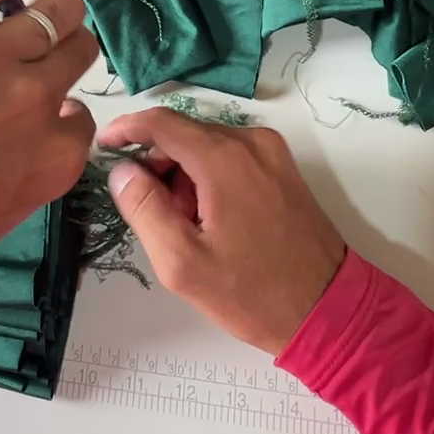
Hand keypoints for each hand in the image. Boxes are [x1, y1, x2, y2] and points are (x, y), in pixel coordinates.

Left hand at [0, 0, 98, 270]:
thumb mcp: (2, 210)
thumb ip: (37, 164)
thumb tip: (47, 128)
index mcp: (54, 153)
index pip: (82, 114)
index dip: (59, 109)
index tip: (36, 110)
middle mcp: (39, 97)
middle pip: (79, 48)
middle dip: (61, 51)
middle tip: (28, 56)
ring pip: (58, 7)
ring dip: (46, 12)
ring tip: (15, 18)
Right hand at [99, 109, 345, 354]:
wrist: (329, 311)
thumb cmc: (251, 292)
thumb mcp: (183, 262)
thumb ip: (144, 208)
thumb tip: (123, 171)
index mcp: (224, 158)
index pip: (161, 122)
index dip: (126, 129)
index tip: (104, 147)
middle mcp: (250, 141)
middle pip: (184, 132)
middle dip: (156, 162)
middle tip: (148, 209)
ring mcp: (271, 151)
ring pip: (206, 144)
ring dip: (182, 172)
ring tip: (183, 223)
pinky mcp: (282, 166)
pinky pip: (230, 155)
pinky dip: (208, 174)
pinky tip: (208, 217)